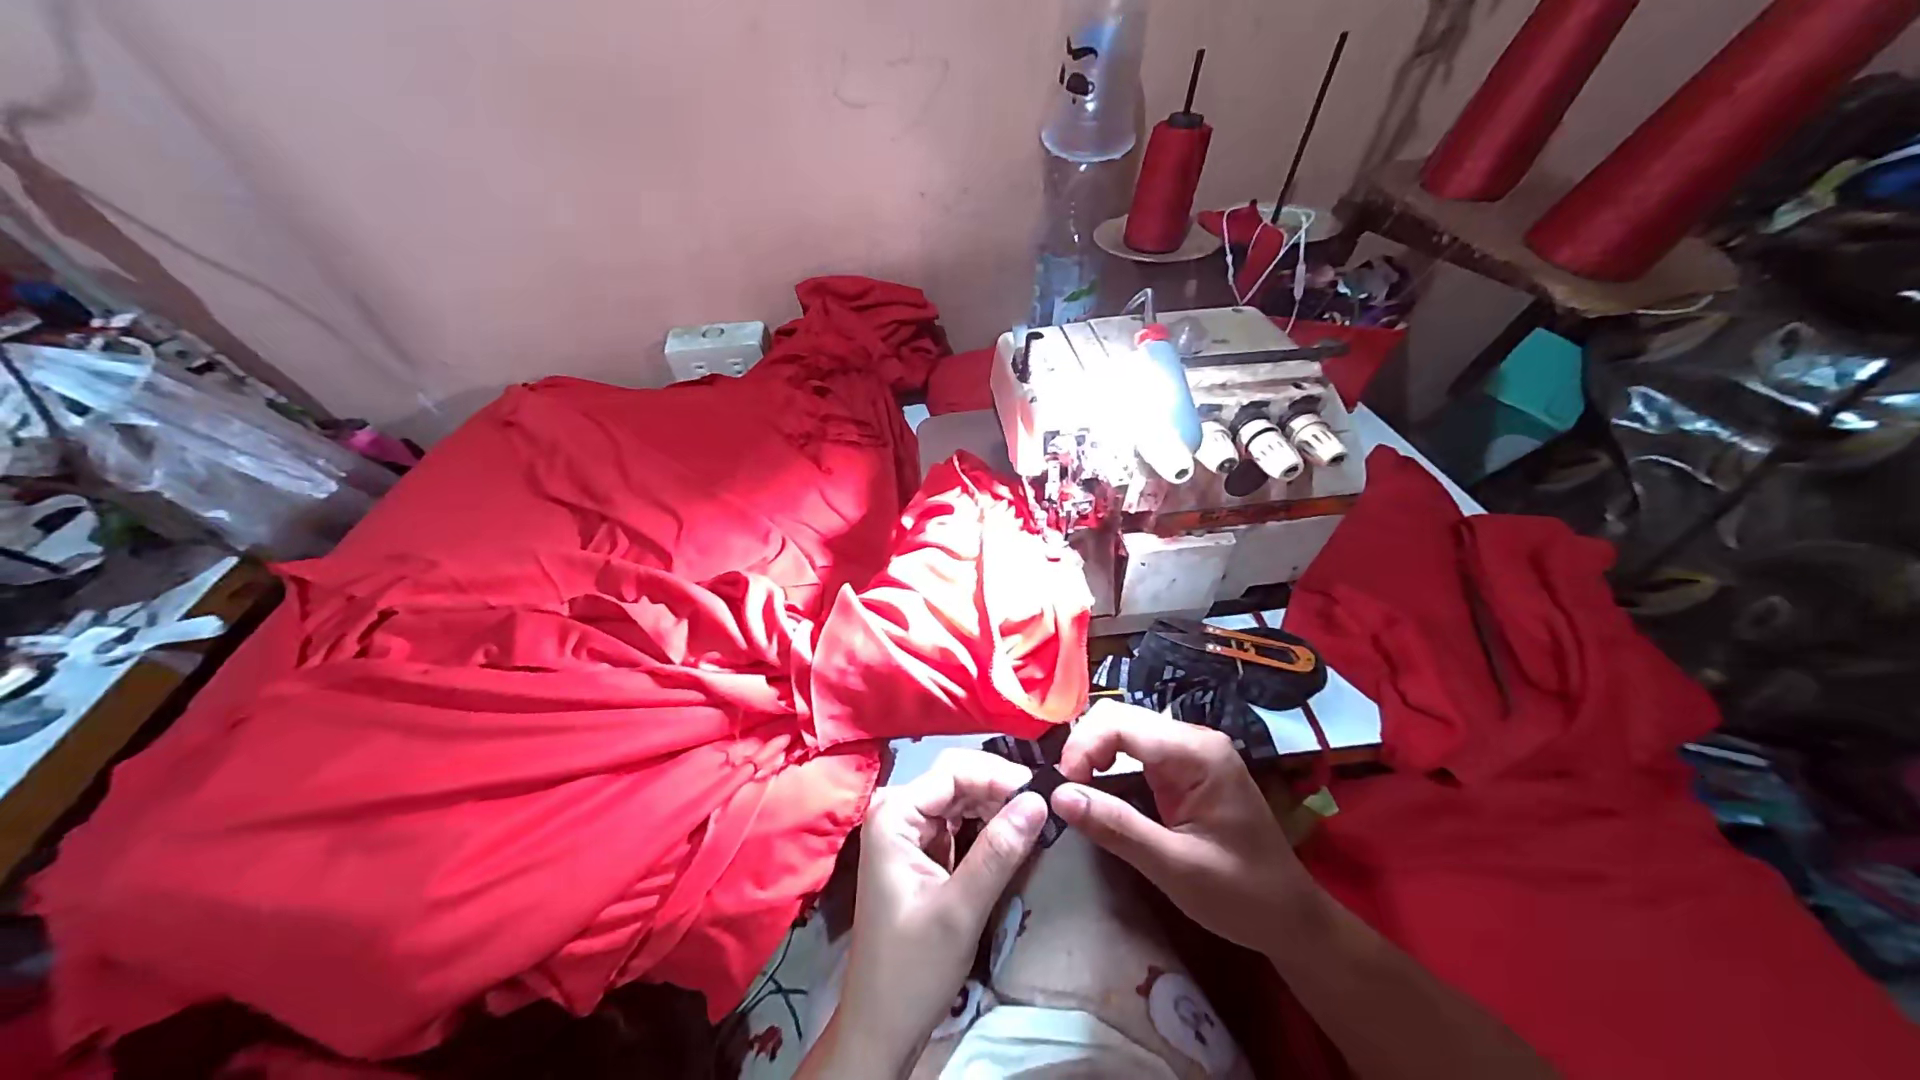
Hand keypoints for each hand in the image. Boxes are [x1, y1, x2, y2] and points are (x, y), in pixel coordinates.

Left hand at [826, 750, 1046, 1075]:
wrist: (881, 1025)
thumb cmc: (912, 968)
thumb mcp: (960, 910)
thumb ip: (998, 852)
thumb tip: (1038, 800)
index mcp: (893, 816)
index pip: (952, 772)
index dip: (997, 776)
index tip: (1041, 791)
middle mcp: (896, 813)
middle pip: (955, 779)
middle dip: (997, 787)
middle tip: (1042, 804)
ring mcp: (907, 832)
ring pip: (959, 799)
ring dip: (994, 804)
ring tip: (1033, 816)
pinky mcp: (920, 852)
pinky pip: (957, 822)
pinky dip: (985, 824)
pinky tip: (1011, 832)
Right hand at [1049, 700, 1309, 952]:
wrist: (1291, 917)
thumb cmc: (1242, 894)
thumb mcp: (1174, 867)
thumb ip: (1117, 827)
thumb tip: (1057, 796)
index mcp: (1198, 753)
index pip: (1122, 724)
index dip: (1084, 747)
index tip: (1063, 787)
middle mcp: (1193, 739)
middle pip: (1119, 718)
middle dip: (1084, 747)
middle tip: (1066, 791)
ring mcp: (1189, 751)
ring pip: (1122, 729)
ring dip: (1092, 753)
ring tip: (1075, 790)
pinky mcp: (1183, 767)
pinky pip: (1134, 748)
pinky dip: (1107, 761)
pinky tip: (1096, 787)